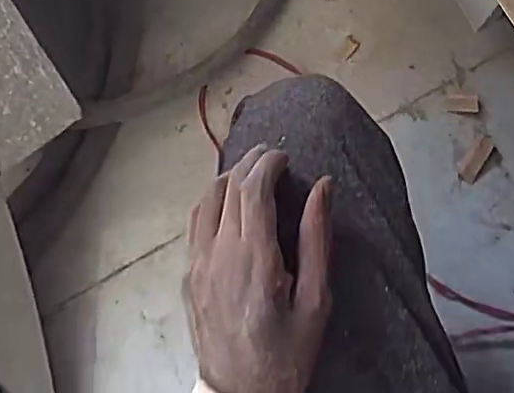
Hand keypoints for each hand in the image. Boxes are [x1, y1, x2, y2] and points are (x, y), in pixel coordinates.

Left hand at [185, 145, 333, 392]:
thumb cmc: (284, 356)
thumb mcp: (315, 303)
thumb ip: (317, 239)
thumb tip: (324, 187)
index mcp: (254, 259)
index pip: (252, 188)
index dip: (268, 162)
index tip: (285, 157)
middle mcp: (220, 254)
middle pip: (230, 185)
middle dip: (252, 162)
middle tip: (273, 157)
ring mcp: (199, 263)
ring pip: (208, 196)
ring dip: (231, 176)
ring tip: (253, 172)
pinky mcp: (189, 273)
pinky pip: (196, 219)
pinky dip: (213, 197)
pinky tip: (229, 199)